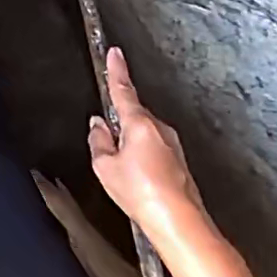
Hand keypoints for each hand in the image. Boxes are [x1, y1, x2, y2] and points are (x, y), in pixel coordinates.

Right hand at [88, 48, 205, 241]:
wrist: (178, 223)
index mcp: (139, 124)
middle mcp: (159, 130)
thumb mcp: (104, 165)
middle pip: (131, 116)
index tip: (115, 53)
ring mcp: (172, 145)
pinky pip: (152, 150)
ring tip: (122, 174)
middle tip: (106, 150)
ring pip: (141, 135)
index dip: (117, 70)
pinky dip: (140, 159)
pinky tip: (136, 180)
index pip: (123, 89)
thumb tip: (98, 127)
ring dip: (128, 147)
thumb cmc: (142, 193)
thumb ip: (98, 140)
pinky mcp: (178, 161)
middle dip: (116, 127)